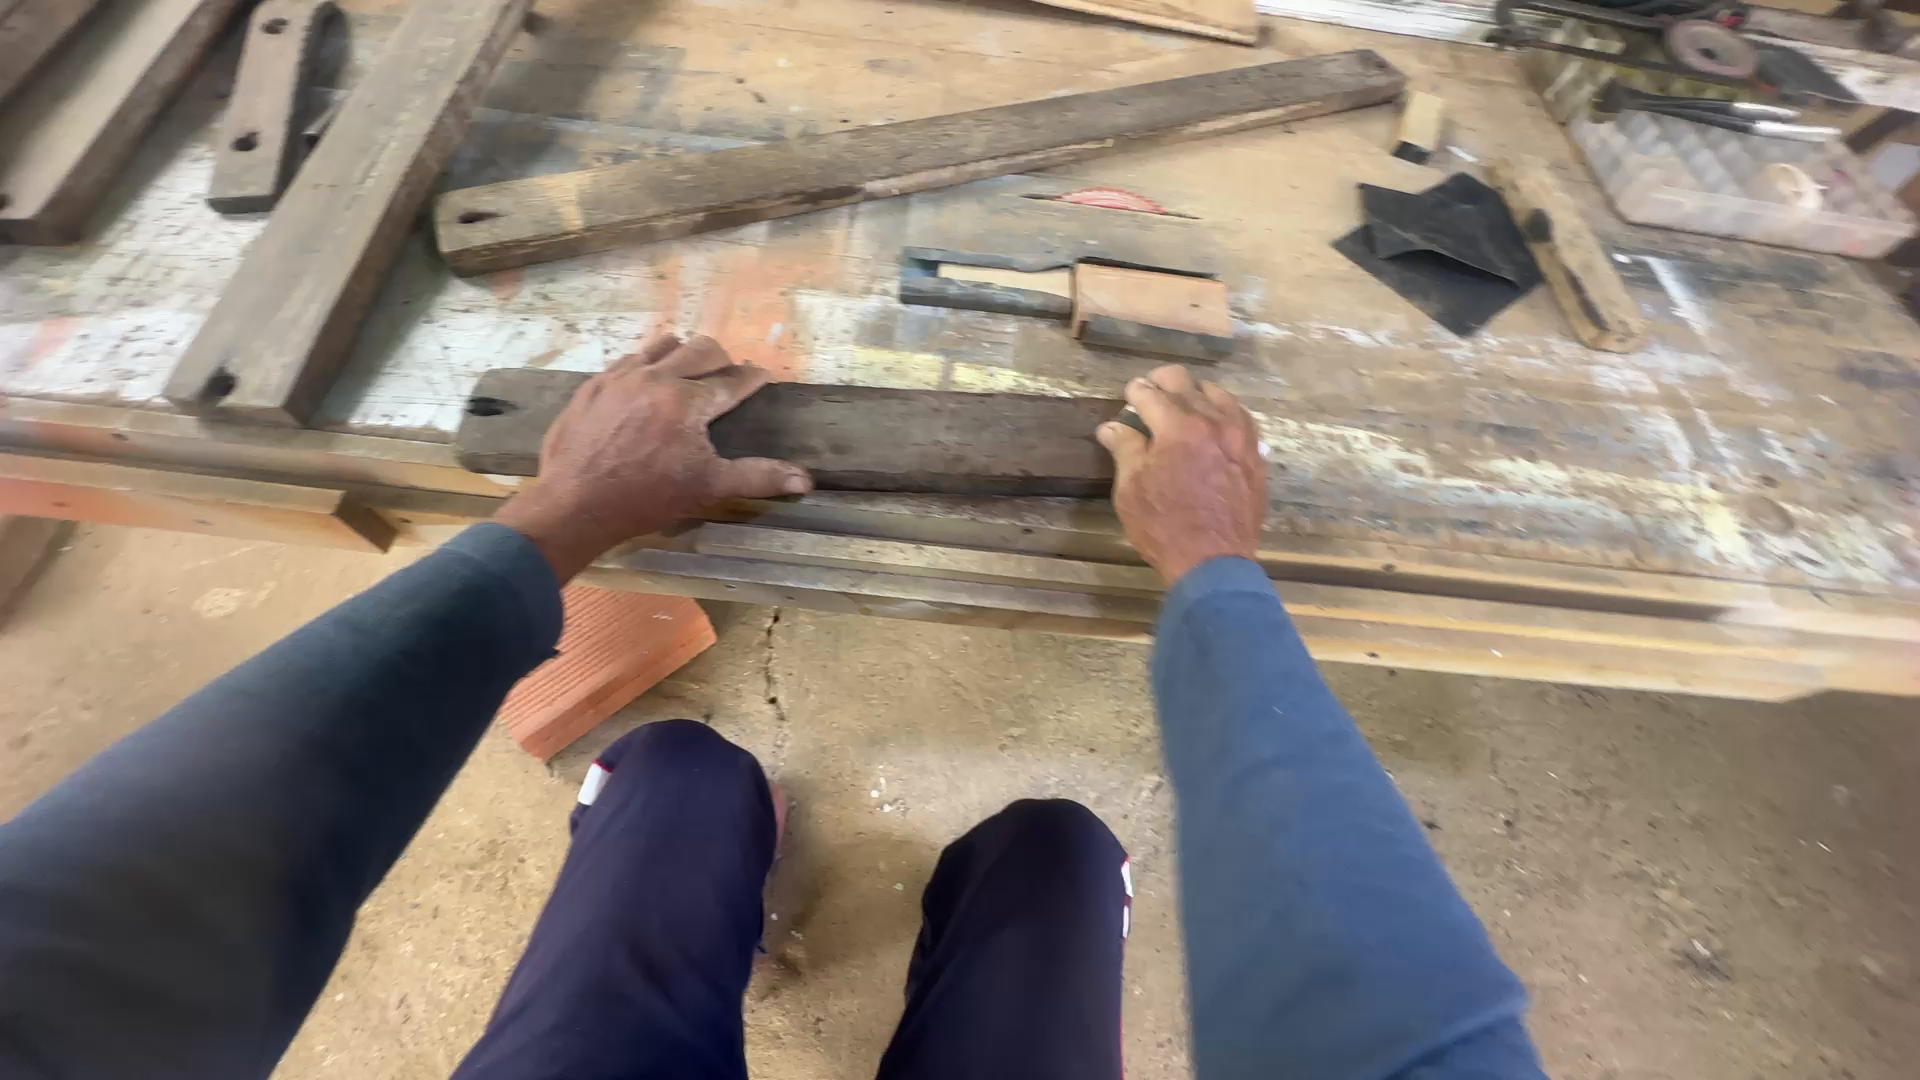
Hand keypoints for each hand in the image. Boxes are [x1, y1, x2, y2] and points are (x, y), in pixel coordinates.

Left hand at [495, 333, 812, 580]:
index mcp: (689, 401)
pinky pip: (628, 360)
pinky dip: (646, 366)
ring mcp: (620, 377)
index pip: (733, 380)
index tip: (763, 376)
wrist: (576, 504)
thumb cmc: (648, 497)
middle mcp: (656, 377)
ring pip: (662, 345)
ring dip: (683, 354)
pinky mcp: (593, 385)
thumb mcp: (709, 487)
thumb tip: (806, 479)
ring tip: (687, 374)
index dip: (754, 378)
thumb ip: (759, 476)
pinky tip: (646, 386)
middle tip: (728, 376)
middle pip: (701, 348)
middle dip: (722, 358)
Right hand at [1095, 365, 1265, 585]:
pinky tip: (1214, 423)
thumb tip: (1112, 427)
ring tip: (1182, 405)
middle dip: (1163, 381)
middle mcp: (1213, 422)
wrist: (1213, 562)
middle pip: (1187, 383)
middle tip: (1150, 391)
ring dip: (1196, 393)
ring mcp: (1240, 438)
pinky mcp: (1254, 456)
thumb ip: (1125, 449)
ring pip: (1218, 395)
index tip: (1128, 395)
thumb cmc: (1163, 527)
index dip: (1135, 392)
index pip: (1150, 394)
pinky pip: (1241, 418)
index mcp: (1178, 427)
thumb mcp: (1131, 490)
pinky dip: (1223, 412)